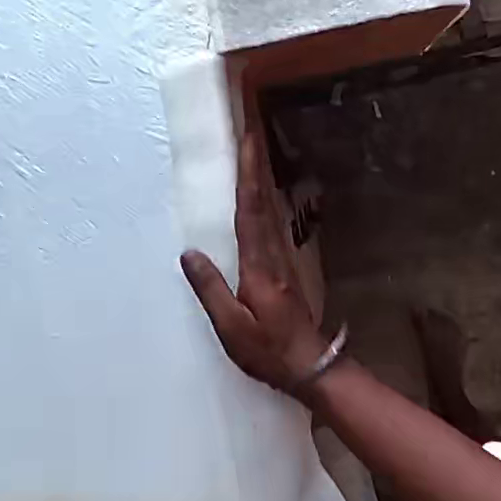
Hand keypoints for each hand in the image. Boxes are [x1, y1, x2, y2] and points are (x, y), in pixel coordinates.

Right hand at [182, 134, 328, 390]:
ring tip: (253, 158)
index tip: (247, 143)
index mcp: (258, 267)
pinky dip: (263, 207)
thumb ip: (210, 289)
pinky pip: (270, 229)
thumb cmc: (268, 350)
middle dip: (256, 167)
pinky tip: (259, 202)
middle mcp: (273, 257)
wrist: (310, 366)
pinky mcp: (283, 272)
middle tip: (250, 135)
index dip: (248, 177)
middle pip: (263, 204)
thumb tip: (189, 253)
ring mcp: (282, 263)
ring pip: (269, 214)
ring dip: (261, 182)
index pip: (250, 213)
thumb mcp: (232, 326)